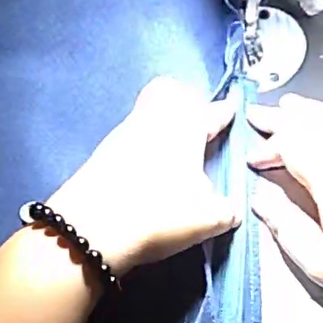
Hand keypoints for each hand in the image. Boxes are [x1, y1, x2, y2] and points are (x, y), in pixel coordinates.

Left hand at [41, 77, 239, 275]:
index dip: (225, 113)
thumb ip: (227, 210)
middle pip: (170, 92)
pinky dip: (145, 151)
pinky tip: (150, 177)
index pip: (213, 110)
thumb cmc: (160, 213)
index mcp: (186, 122)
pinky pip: (132, 140)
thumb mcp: (209, 218)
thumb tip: (230, 209)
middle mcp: (153, 117)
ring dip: (163, 130)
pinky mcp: (101, 155)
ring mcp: (123, 133)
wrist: (91, 230)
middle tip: (197, 129)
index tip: (231, 113)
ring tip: (176, 162)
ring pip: (148, 116)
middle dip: (186, 103)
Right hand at [248, 95, 322, 322]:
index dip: (269, 146)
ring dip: (319, 111)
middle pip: (317, 125)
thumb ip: (286, 226)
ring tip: (297, 106)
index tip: (254, 158)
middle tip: (263, 115)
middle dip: (285, 118)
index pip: (293, 145)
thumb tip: (262, 202)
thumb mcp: (319, 263)